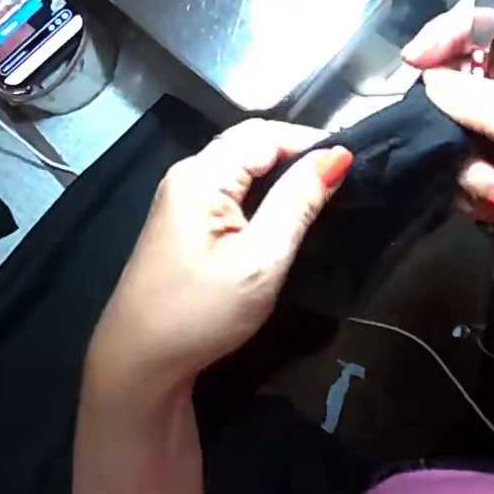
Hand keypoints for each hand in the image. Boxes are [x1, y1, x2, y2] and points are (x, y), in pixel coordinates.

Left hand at [87, 120, 352, 403]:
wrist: (140, 359)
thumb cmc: (202, 311)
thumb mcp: (261, 259)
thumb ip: (297, 203)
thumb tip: (335, 156)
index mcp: (202, 176)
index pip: (264, 135)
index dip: (309, 140)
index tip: (353, 160)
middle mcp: (187, 174)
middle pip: (248, 142)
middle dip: (294, 149)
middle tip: (339, 173)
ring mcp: (180, 195)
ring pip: (238, 162)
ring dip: (278, 168)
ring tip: (318, 186)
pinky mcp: (181, 217)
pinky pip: (227, 184)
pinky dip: (259, 186)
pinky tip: (280, 204)